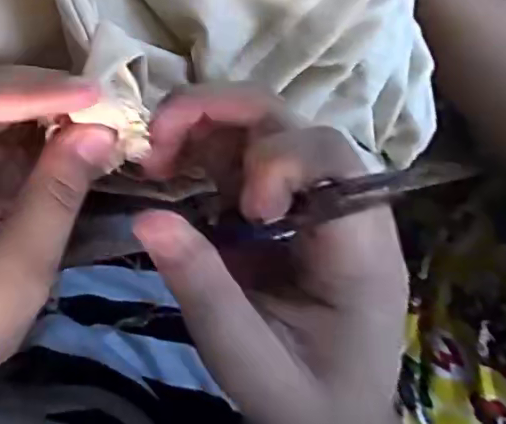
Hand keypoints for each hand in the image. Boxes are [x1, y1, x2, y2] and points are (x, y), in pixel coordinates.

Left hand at [0, 69, 121, 414]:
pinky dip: (49, 132)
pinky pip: (14, 135)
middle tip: (107, 98)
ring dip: (53, 107)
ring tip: (103, 111)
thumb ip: (59, 189)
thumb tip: (101, 128)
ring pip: (7, 107)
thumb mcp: (23, 259)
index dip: (41, 90)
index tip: (95, 91)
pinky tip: (81, 133)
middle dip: (50, 91)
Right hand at [135, 85, 407, 423]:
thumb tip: (147, 218)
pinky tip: (164, 162)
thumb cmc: (304, 401)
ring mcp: (298, 187)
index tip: (245, 211)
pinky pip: (231, 138)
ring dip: (196, 118)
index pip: (332, 159)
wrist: (327, 422)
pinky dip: (191, 136)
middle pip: (284, 118)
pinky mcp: (269, 187)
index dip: (281, 159)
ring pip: (252, 115)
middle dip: (215, 111)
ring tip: (153, 152)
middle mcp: (333, 200)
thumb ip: (206, 293)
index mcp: (358, 246)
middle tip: (158, 140)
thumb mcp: (253, 365)